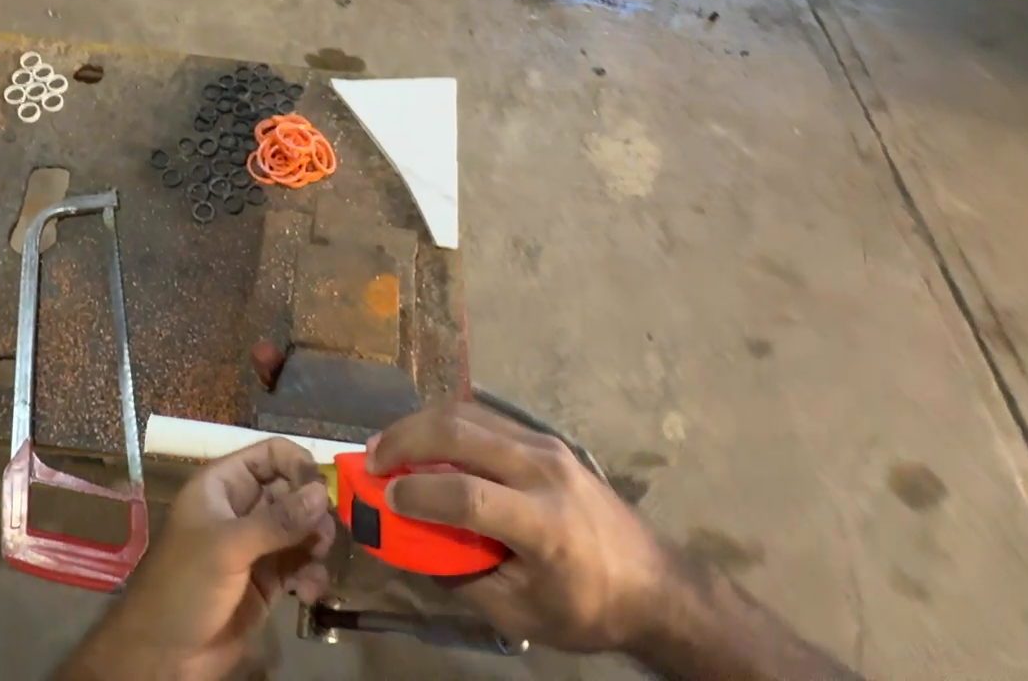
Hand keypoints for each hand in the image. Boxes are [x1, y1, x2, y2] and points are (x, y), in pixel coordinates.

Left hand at [62, 438, 336, 680]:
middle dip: (313, 509)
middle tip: (324, 534)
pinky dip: (312, 574)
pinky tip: (311, 592)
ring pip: (301, 528)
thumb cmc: (184, 586)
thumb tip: (322, 492)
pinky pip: (301, 564)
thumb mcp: (227, 548)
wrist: (162, 656)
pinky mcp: (268, 580)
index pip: (271, 454)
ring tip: (316, 562)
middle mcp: (242, 508)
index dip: (298, 464)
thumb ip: (277, 521)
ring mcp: (257, 545)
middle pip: (292, 490)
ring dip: (316, 542)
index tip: (320, 489)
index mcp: (223, 485)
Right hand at [368, 401, 667, 653]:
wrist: (656, 582)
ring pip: (469, 413)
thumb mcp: (522, 614)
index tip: (382, 499)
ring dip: (420, 423)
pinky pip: (485, 416)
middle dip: (406, 440)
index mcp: (544, 525)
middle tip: (371, 456)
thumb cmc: (589, 607)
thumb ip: (463, 577)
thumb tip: (410, 543)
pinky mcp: (545, 437)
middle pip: (461, 433)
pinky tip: (425, 437)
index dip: (418, 493)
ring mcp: (546, 445)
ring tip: (388, 443)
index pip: (468, 495)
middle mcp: (544, 471)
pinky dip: (445, 421)